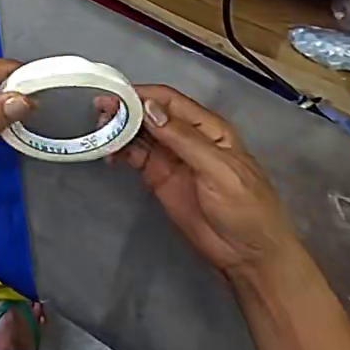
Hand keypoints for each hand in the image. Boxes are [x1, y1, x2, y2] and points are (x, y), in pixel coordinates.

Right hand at [105, 85, 297, 277]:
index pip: (169, 101)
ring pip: (140, 134)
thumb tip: (150, 108)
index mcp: (207, 127)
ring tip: (99, 132)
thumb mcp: (219, 170)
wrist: (250, 255)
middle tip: (100, 113)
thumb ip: (184, 139)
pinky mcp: (160, 179)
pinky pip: (137, 157)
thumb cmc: (245, 207)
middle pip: (150, 114)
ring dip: (120, 129)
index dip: (142, 95)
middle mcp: (186, 136)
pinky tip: (109, 154)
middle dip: (125, 110)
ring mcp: (172, 158)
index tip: (115, 96)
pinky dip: (121, 152)